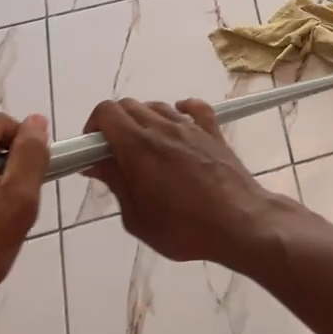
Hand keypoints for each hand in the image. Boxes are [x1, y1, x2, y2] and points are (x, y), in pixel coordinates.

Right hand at [82, 98, 301, 268]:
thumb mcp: (136, 217)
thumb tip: (96, 163)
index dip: (93, 126)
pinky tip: (179, 127)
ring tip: (145, 150)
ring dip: (144, 121)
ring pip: (158, 106)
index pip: (106, 112)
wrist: (239, 222)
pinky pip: (194, 108)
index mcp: (138, 146)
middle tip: (114, 155)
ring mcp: (191, 126)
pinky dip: (181, 111)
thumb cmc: (183, 228)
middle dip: (115, 124)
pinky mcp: (213, 130)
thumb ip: (116, 183)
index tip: (93, 151)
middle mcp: (163, 126)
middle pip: (130, 105)